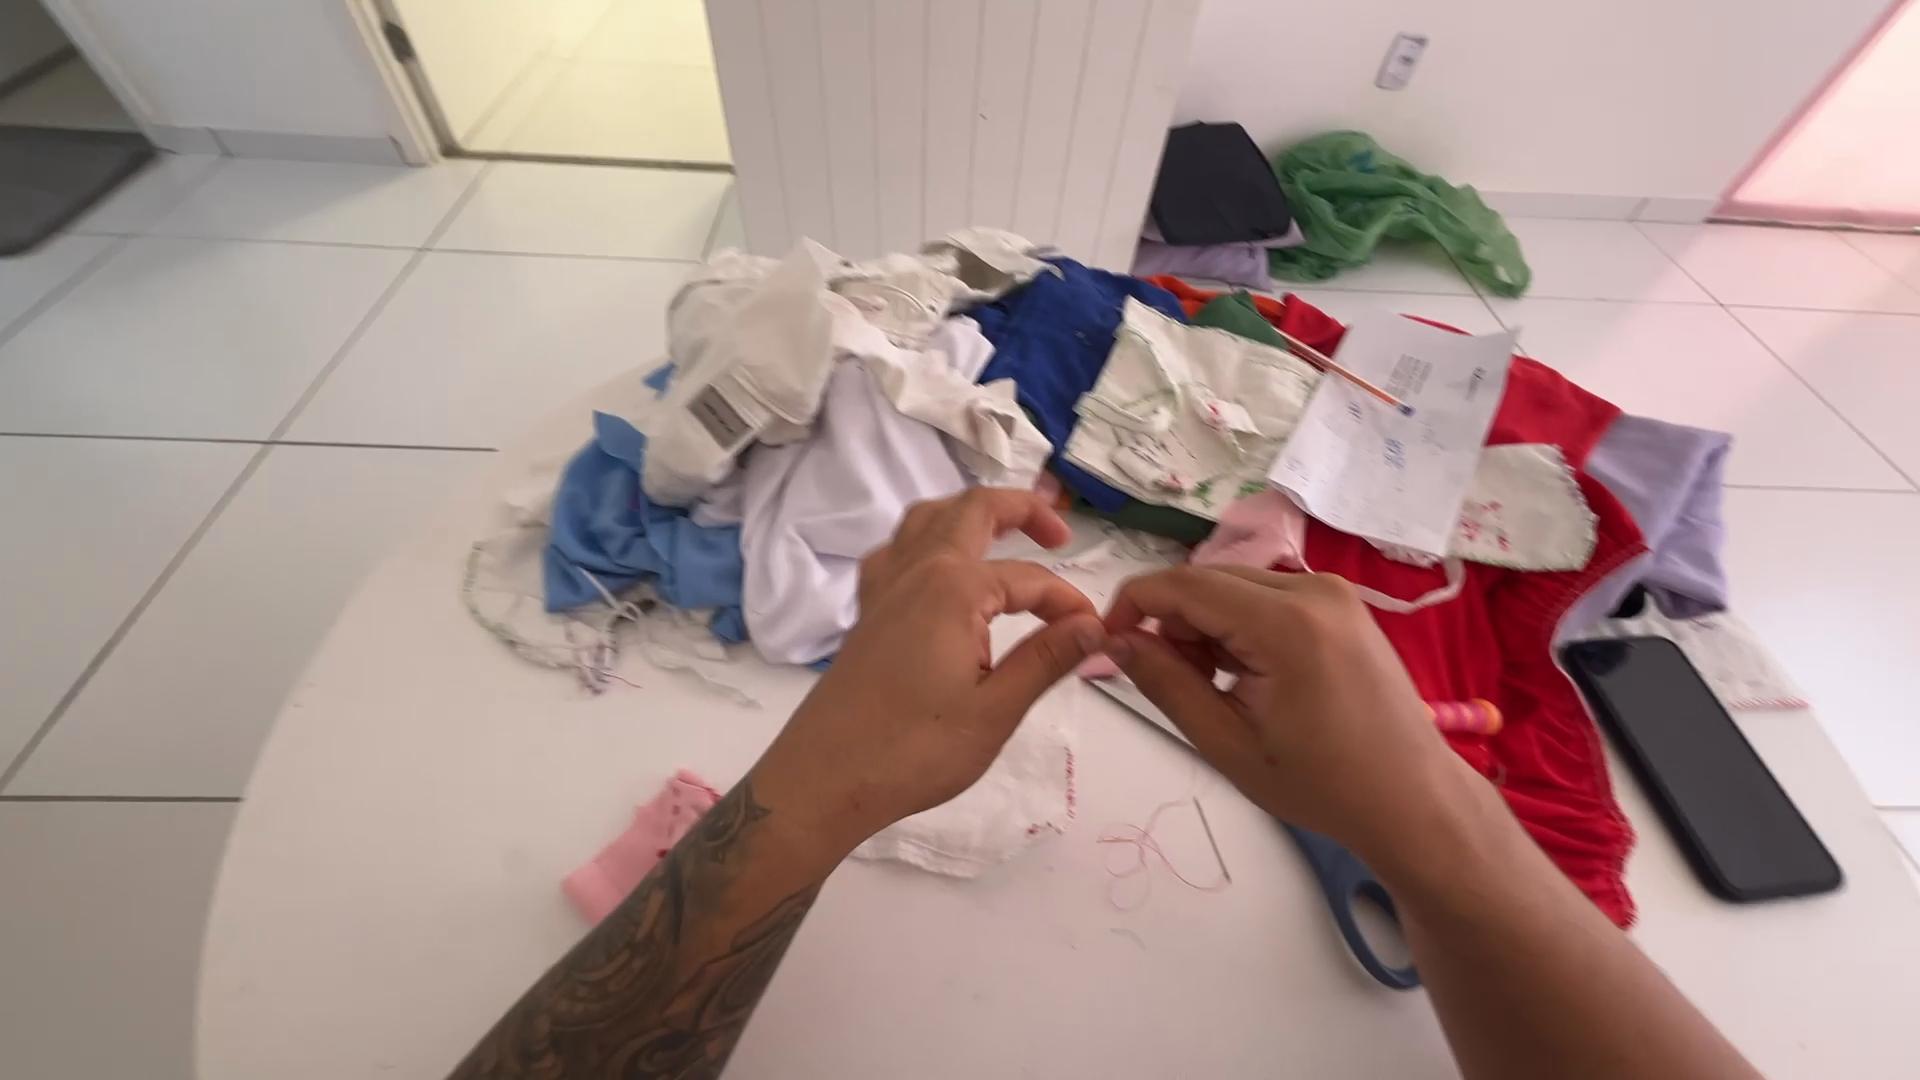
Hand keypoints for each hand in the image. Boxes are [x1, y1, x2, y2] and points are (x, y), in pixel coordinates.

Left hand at [751, 489, 1107, 861]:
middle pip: (972, 509)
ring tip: (1003, 536)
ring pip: (927, 518)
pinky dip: (926, 541)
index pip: (1029, 579)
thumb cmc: (915, 750)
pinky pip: (896, 550)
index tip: (1094, 634)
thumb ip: (1047, 659)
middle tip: (1060, 534)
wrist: (825, 779)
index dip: (1067, 603)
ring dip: (969, 514)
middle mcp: (916, 570)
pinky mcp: (866, 609)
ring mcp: (884, 587)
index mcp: (954, 588)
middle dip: (1022, 509)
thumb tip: (1095, 625)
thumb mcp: (996, 710)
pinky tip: (938, 571)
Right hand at [1102, 565, 1462, 859]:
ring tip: (1214, 683)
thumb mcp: (1225, 742)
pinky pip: (1261, 595)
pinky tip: (1244, 670)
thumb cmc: (1321, 784)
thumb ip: (1164, 683)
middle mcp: (1313, 589)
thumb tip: (1115, 640)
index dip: (1134, 603)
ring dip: (1203, 624)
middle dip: (1171, 622)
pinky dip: (1235, 624)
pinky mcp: (1337, 602)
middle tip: (1171, 679)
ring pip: (1231, 585)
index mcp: (1287, 623)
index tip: (1108, 640)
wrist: (1414, 801)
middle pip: (1206, 581)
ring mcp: (1331, 591)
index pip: (1184, 585)